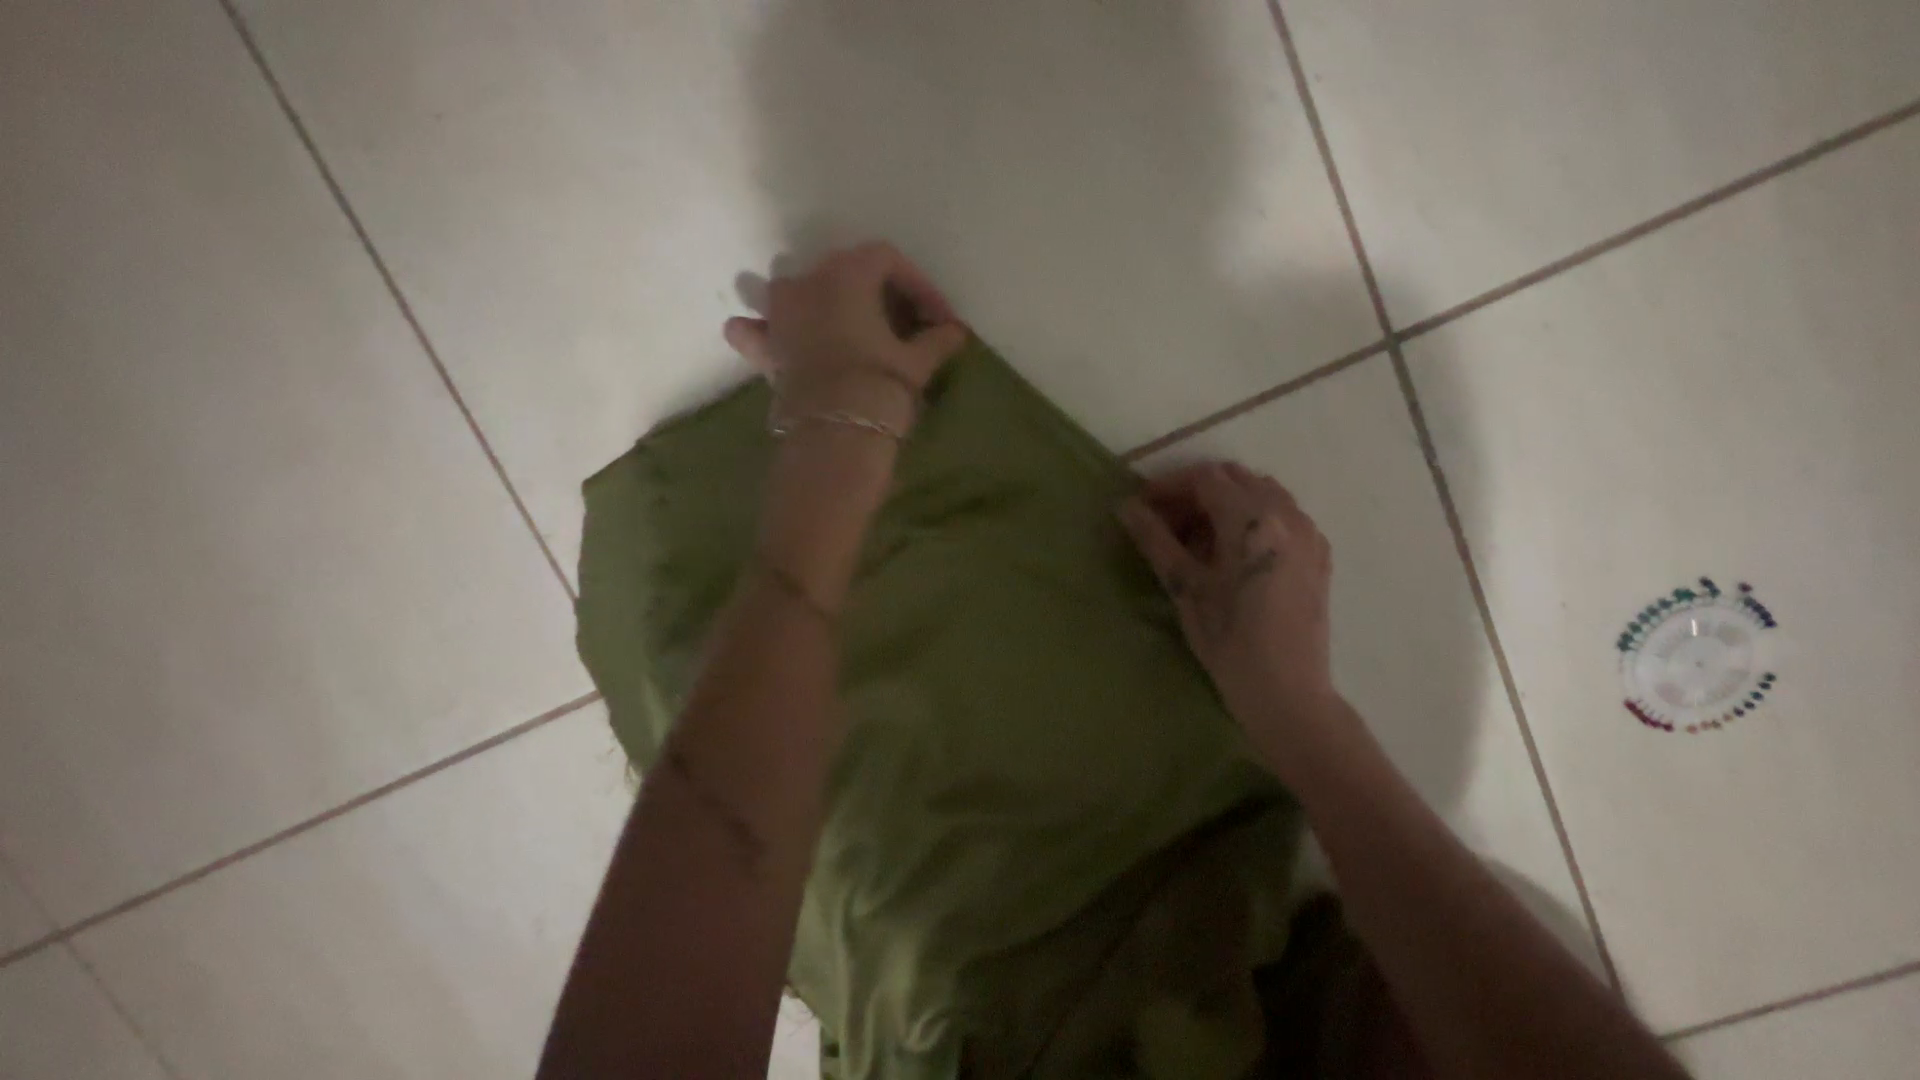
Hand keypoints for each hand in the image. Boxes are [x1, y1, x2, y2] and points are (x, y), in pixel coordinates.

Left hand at [724, 242, 969, 435]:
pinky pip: (755, 330)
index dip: (918, 285)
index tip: (939, 319)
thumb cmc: (880, 387)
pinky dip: (761, 330)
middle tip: (904, 326)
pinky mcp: (764, 349)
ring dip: (820, 303)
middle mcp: (806, 283)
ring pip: (797, 291)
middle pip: (844, 272)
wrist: (834, 437)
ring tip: (846, 328)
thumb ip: (937, 340)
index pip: (887, 260)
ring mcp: (778, 315)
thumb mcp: (917, 363)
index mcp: (847, 274)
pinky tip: (768, 336)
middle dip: (877, 294)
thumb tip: (955, 332)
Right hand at [1118, 462, 1340, 734]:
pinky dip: (1252, 518)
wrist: (1287, 692)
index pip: (1205, 478)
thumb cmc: (1229, 641)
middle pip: (1234, 479)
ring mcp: (1309, 533)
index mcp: (1253, 519)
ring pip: (1261, 493)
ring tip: (1194, 538)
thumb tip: (1125, 507)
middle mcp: (1288, 514)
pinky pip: (1282, 516)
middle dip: (1195, 492)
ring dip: (1224, 502)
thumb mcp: (1185, 588)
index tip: (1141, 507)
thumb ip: (1155, 540)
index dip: (1168, 486)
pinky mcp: (1318, 555)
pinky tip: (1231, 552)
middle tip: (1163, 522)